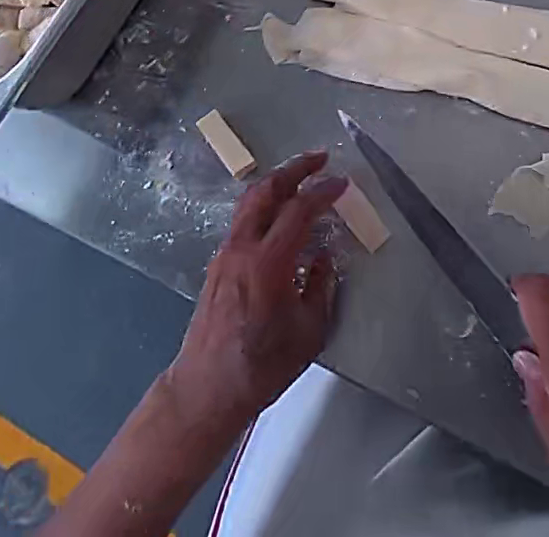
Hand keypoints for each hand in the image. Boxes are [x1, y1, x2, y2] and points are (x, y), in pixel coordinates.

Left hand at [38, 152, 345, 536]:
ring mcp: (226, 253)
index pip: (299, 210)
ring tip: (300, 178)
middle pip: (266, 191)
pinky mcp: (218, 263)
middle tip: (319, 159)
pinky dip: (264, 204)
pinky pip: (243, 219)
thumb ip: (321, 286)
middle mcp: (243, 249)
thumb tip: (324, 258)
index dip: (323, 191)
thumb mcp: (309, 331)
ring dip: (276, 183)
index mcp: (268, 263)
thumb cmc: (262, 366)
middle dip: (294, 169)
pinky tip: (279, 213)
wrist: (206, 388)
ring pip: (250, 201)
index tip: (342, 183)